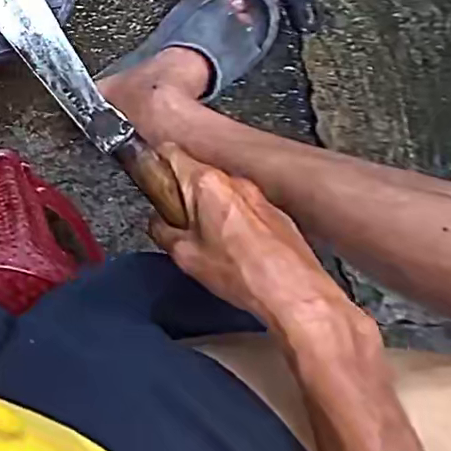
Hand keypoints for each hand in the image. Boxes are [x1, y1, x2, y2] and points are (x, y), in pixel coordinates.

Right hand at [150, 144, 352, 330]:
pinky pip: (246, 209)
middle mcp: (234, 181)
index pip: (168, 151)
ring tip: (211, 243)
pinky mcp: (279, 216)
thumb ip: (161, 230)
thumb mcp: (183, 254)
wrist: (299, 299)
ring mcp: (260, 197)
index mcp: (205, 182)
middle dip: (183, 194)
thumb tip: (158, 224)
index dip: (154, 165)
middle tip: (179, 223)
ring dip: (211, 209)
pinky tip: (238, 252)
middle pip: (195, 173)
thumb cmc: (245, 275)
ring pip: (222, 193)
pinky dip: (237, 223)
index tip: (151, 181)